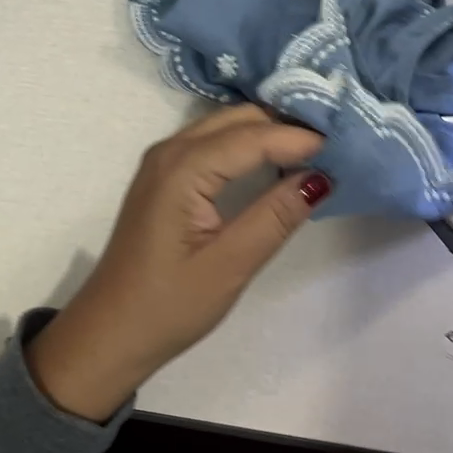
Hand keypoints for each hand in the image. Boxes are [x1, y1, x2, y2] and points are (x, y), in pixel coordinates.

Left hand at [25, 105, 329, 420]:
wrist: (109, 334)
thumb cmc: (167, 306)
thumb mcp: (229, 266)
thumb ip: (275, 216)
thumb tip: (322, 176)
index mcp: (182, 168)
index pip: (253, 137)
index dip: (299, 137)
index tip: (343, 144)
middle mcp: (171, 149)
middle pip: (240, 118)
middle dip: (287, 123)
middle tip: (336, 140)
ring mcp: (166, 158)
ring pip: (228, 124)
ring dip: (270, 129)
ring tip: (316, 145)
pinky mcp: (168, 173)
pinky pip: (216, 139)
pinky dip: (250, 141)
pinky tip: (277, 157)